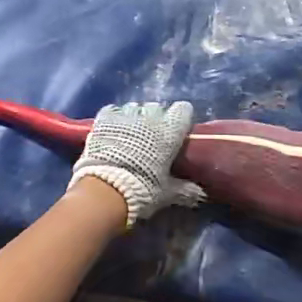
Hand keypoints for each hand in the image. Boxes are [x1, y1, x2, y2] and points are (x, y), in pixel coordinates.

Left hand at [68, 101, 206, 229]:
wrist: (107, 186)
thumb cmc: (144, 187)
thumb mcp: (168, 192)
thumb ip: (185, 189)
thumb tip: (199, 194)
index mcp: (170, 131)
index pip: (183, 110)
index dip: (180, 117)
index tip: (177, 128)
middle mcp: (149, 119)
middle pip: (155, 107)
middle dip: (155, 117)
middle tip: (151, 134)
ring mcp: (125, 117)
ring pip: (133, 107)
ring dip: (134, 116)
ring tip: (130, 131)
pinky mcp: (103, 120)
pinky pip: (111, 109)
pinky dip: (113, 116)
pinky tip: (112, 126)